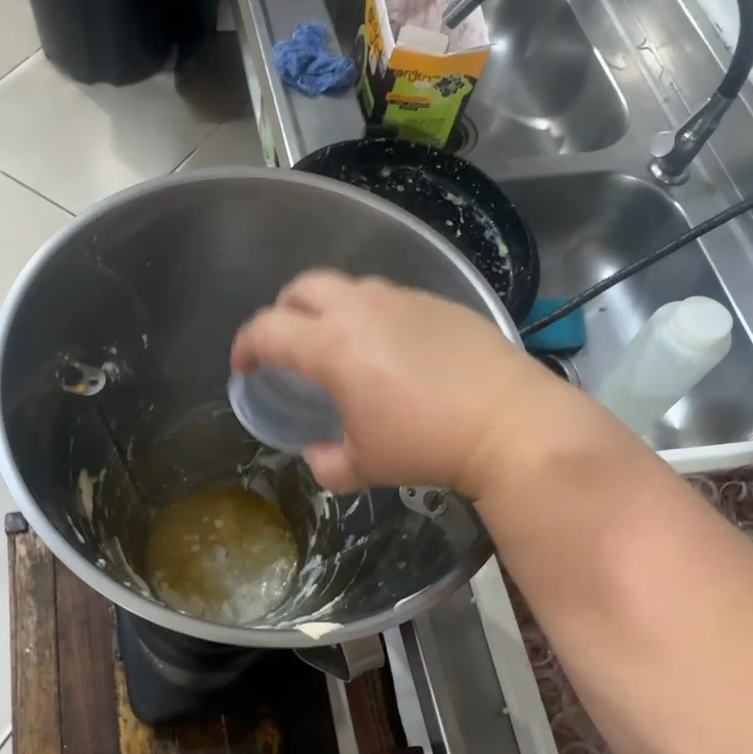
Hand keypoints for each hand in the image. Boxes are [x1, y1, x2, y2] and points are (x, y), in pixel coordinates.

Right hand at [231, 270, 567, 494]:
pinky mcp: (439, 303)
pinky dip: (373, 316)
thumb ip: (327, 463)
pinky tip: (391, 350)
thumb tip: (316, 455)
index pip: (267, 329)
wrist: (508, 424)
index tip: (244, 367)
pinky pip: (390, 298)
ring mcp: (404, 300)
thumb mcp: (365, 466)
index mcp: (332, 346)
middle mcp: (363, 310)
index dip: (245, 346)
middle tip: (286, 345)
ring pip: (349, 287)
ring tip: (339, 345)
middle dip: (283, 312)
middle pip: (303, 288)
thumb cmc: (425, 445)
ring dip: (330, 309)